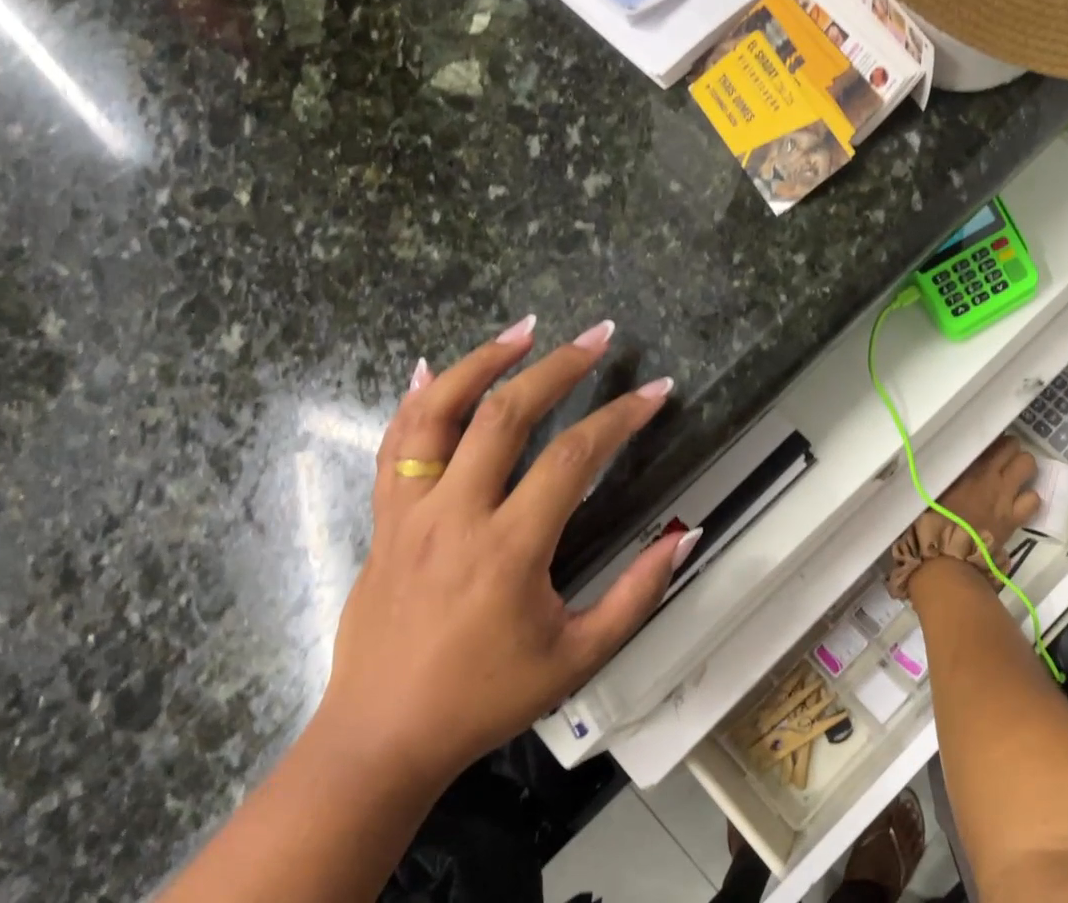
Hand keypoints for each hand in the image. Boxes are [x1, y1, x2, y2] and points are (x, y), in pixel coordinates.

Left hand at [316, 316, 692, 781]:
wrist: (382, 736)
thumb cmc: (487, 698)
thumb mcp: (579, 656)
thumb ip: (638, 593)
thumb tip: (685, 535)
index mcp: (509, 549)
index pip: (572, 458)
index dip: (620, 417)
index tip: (656, 392)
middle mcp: (456, 516)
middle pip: (505, 416)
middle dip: (559, 367)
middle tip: (599, 334)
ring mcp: (410, 514)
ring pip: (437, 415)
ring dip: (481, 363)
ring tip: (522, 330)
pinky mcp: (385, 522)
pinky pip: (394, 446)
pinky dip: (414, 400)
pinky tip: (429, 369)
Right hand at [889, 435, 1041, 597]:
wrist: (945, 557)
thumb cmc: (929, 524)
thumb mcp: (929, 492)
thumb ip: (941, 477)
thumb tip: (942, 469)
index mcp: (965, 467)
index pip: (987, 440)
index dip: (989, 442)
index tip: (986, 448)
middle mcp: (989, 474)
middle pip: (1012, 445)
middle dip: (1010, 450)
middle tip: (1003, 461)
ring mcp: (1005, 495)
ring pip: (1028, 465)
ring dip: (1023, 471)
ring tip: (1015, 480)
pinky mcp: (1015, 517)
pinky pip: (1034, 500)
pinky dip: (1030, 499)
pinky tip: (1021, 504)